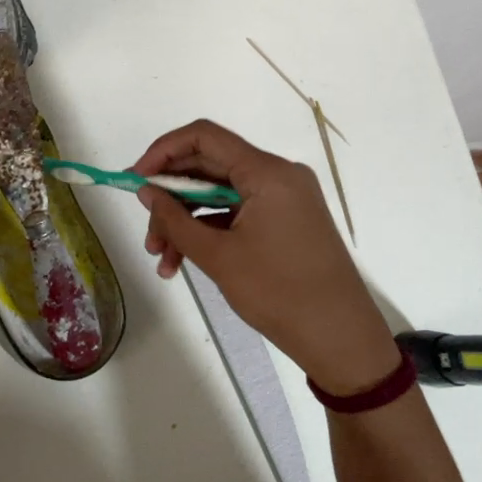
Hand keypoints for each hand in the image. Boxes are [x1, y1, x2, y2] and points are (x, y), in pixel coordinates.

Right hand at [132, 120, 398, 395]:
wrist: (345, 345)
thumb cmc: (280, 295)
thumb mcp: (217, 257)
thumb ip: (175, 219)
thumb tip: (146, 191)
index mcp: (268, 173)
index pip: (204, 136)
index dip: (163, 151)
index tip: (136, 179)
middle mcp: (278, 175)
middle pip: (209, 166)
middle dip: (171, 197)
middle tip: (145, 227)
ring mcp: (285, 198)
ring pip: (219, 194)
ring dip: (186, 221)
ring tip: (162, 260)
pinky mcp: (287, 220)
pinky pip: (237, 212)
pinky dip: (210, 231)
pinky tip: (184, 262)